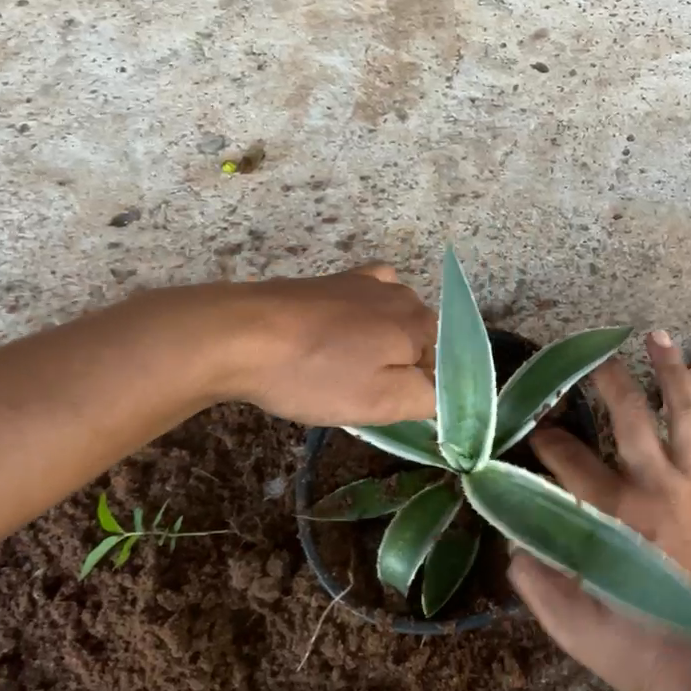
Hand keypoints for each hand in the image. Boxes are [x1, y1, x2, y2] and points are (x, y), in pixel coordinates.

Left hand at [213, 263, 436, 425]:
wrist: (241, 333)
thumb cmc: (314, 373)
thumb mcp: (380, 402)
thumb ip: (430, 398)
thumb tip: (449, 395)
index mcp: (422, 326)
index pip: (442, 369)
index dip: (418, 394)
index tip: (384, 412)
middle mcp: (406, 296)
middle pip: (420, 344)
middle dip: (399, 369)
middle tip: (357, 396)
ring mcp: (370, 282)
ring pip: (393, 323)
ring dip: (378, 347)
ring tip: (339, 370)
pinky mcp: (337, 279)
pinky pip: (367, 298)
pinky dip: (364, 316)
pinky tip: (343, 330)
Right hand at [511, 331, 690, 690]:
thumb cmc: (641, 649)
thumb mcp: (576, 626)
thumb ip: (540, 582)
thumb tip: (515, 545)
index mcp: (618, 516)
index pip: (570, 462)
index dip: (547, 442)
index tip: (534, 431)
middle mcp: (660, 489)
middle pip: (632, 417)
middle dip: (608, 378)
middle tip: (592, 353)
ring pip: (688, 416)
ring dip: (672, 372)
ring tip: (659, 335)